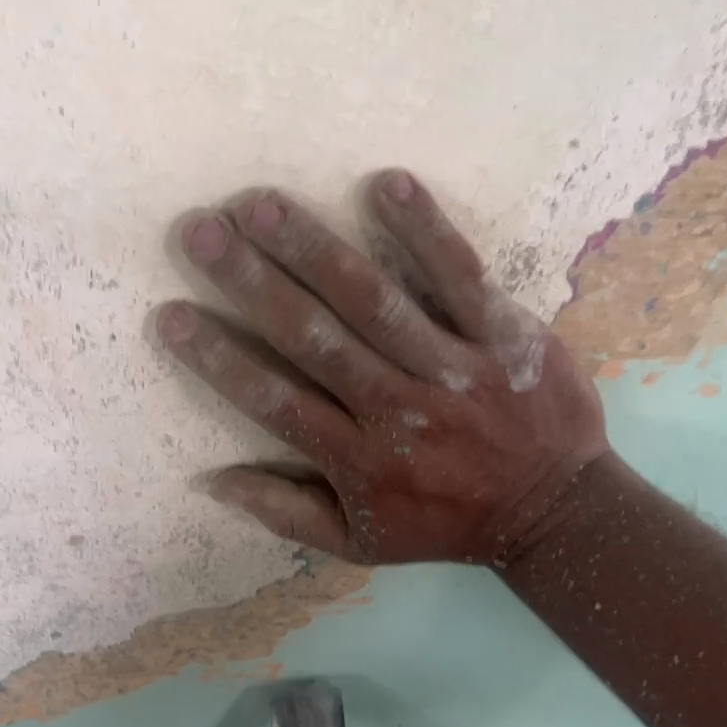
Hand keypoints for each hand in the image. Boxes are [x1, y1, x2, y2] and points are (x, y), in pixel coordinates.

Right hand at [156, 170, 607, 565]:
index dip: (218, 359)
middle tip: (202, 232)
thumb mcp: (358, 543)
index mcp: (356, 459)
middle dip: (251, 283)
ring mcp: (452, 367)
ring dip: (314, 248)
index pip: (274, 401)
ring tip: (261, 205)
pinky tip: (385, 183)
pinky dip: (426, 231)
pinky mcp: (505, 336)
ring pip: (373, 300)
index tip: (170, 316)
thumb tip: (211, 481)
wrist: (556, 514)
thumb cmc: (443, 523)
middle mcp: (395, 408)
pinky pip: (461, 277)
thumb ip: (284, 513)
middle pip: (312, 337)